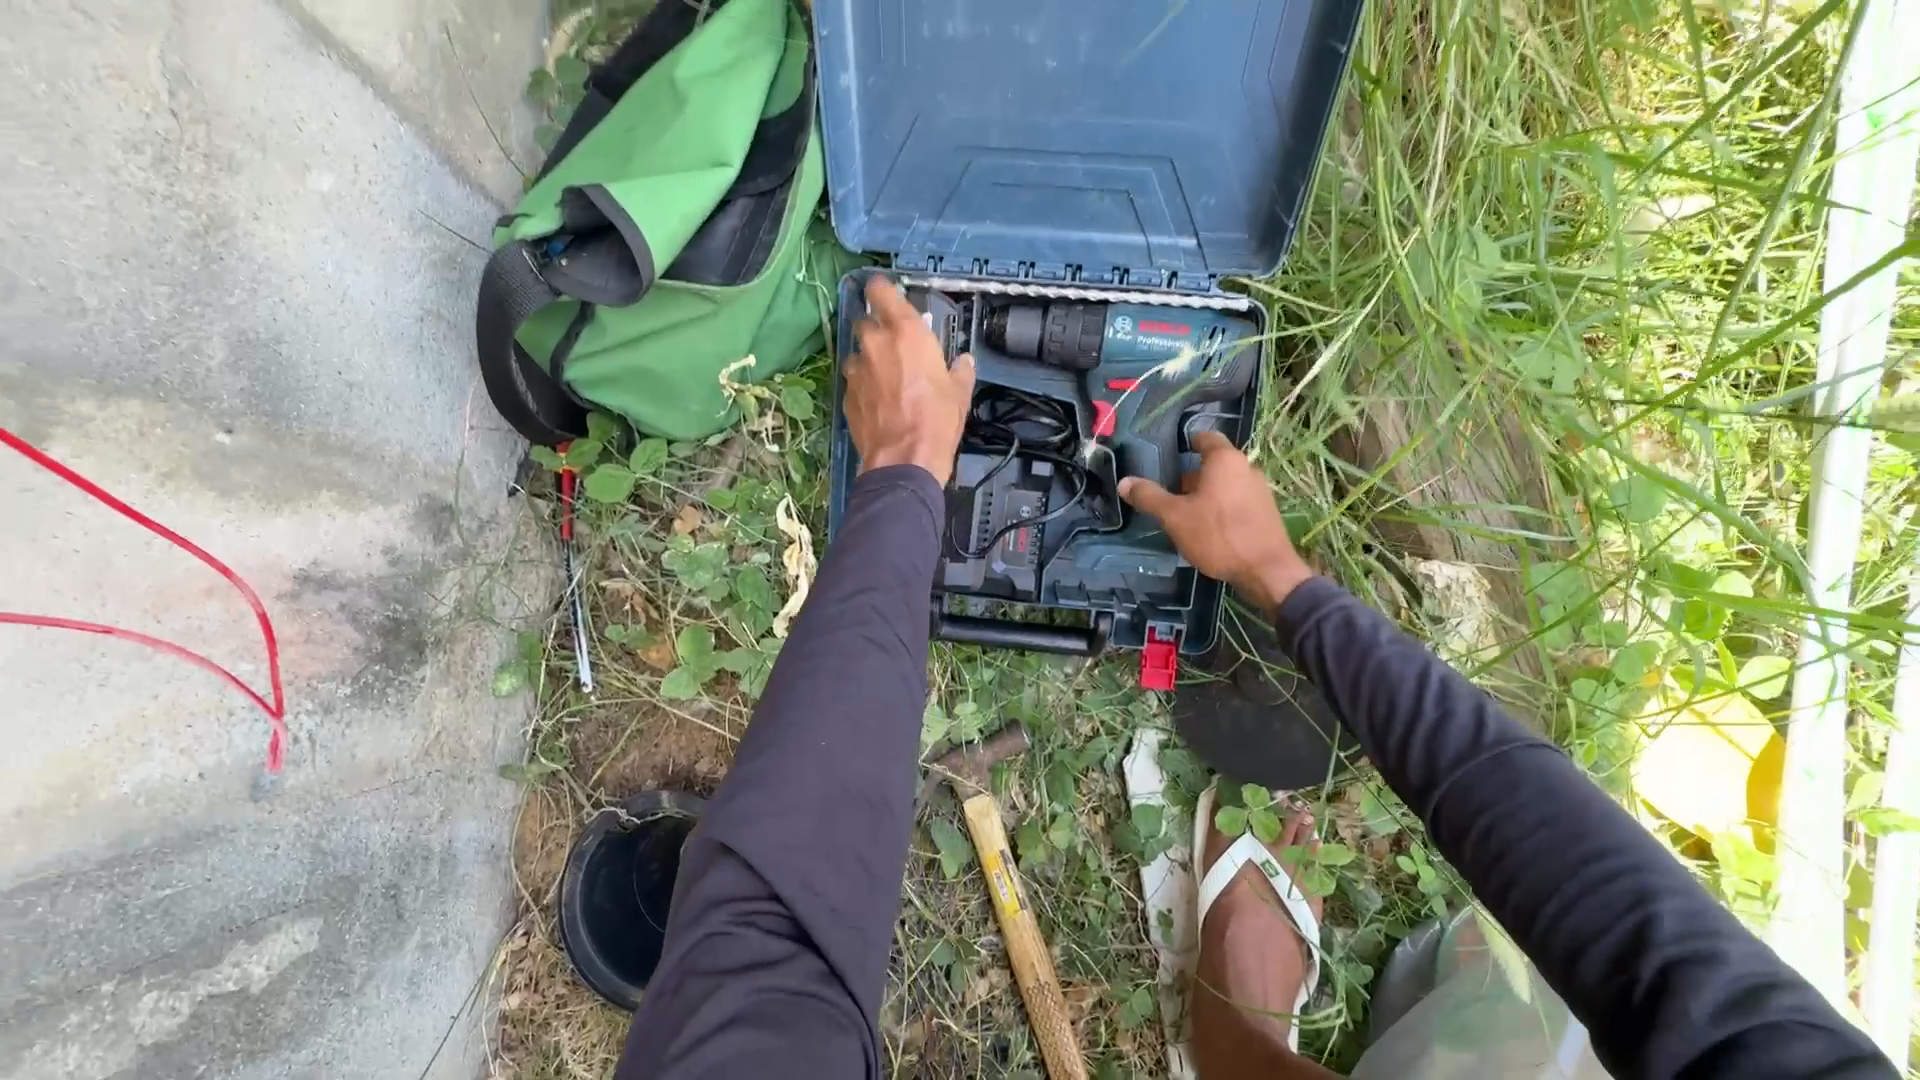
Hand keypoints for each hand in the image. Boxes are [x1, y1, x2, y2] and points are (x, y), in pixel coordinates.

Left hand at [845, 276, 975, 487]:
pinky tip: (876, 399)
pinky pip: (853, 381)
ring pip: (857, 353)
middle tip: (893, 344)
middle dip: (876, 328)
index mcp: (905, 332)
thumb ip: (960, 371)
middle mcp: (875, 343)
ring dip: (867, 359)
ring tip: (883, 375)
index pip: (881, 292)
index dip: (881, 290)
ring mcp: (857, 370)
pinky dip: (863, 384)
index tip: (886, 293)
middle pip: (865, 321)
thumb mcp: (959, 393)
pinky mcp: (847, 395)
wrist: (903, 460)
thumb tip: (964, 361)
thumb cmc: (937, 420)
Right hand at [1118, 431, 1312, 617]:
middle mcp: (1246, 467)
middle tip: (1169, 493)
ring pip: (1225, 483)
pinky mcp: (1266, 511)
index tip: (1168, 455)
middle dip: (1191, 476)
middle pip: (1214, 463)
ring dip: (1206, 494)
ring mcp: (1259, 490)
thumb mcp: (1174, 517)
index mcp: (1224, 460)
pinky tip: (1208, 529)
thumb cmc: (1217, 535)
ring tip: (1185, 515)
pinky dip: (1221, 507)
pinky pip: (1237, 500)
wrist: (1266, 570)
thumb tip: (1124, 482)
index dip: (1186, 443)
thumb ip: (1149, 497)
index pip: (1204, 437)